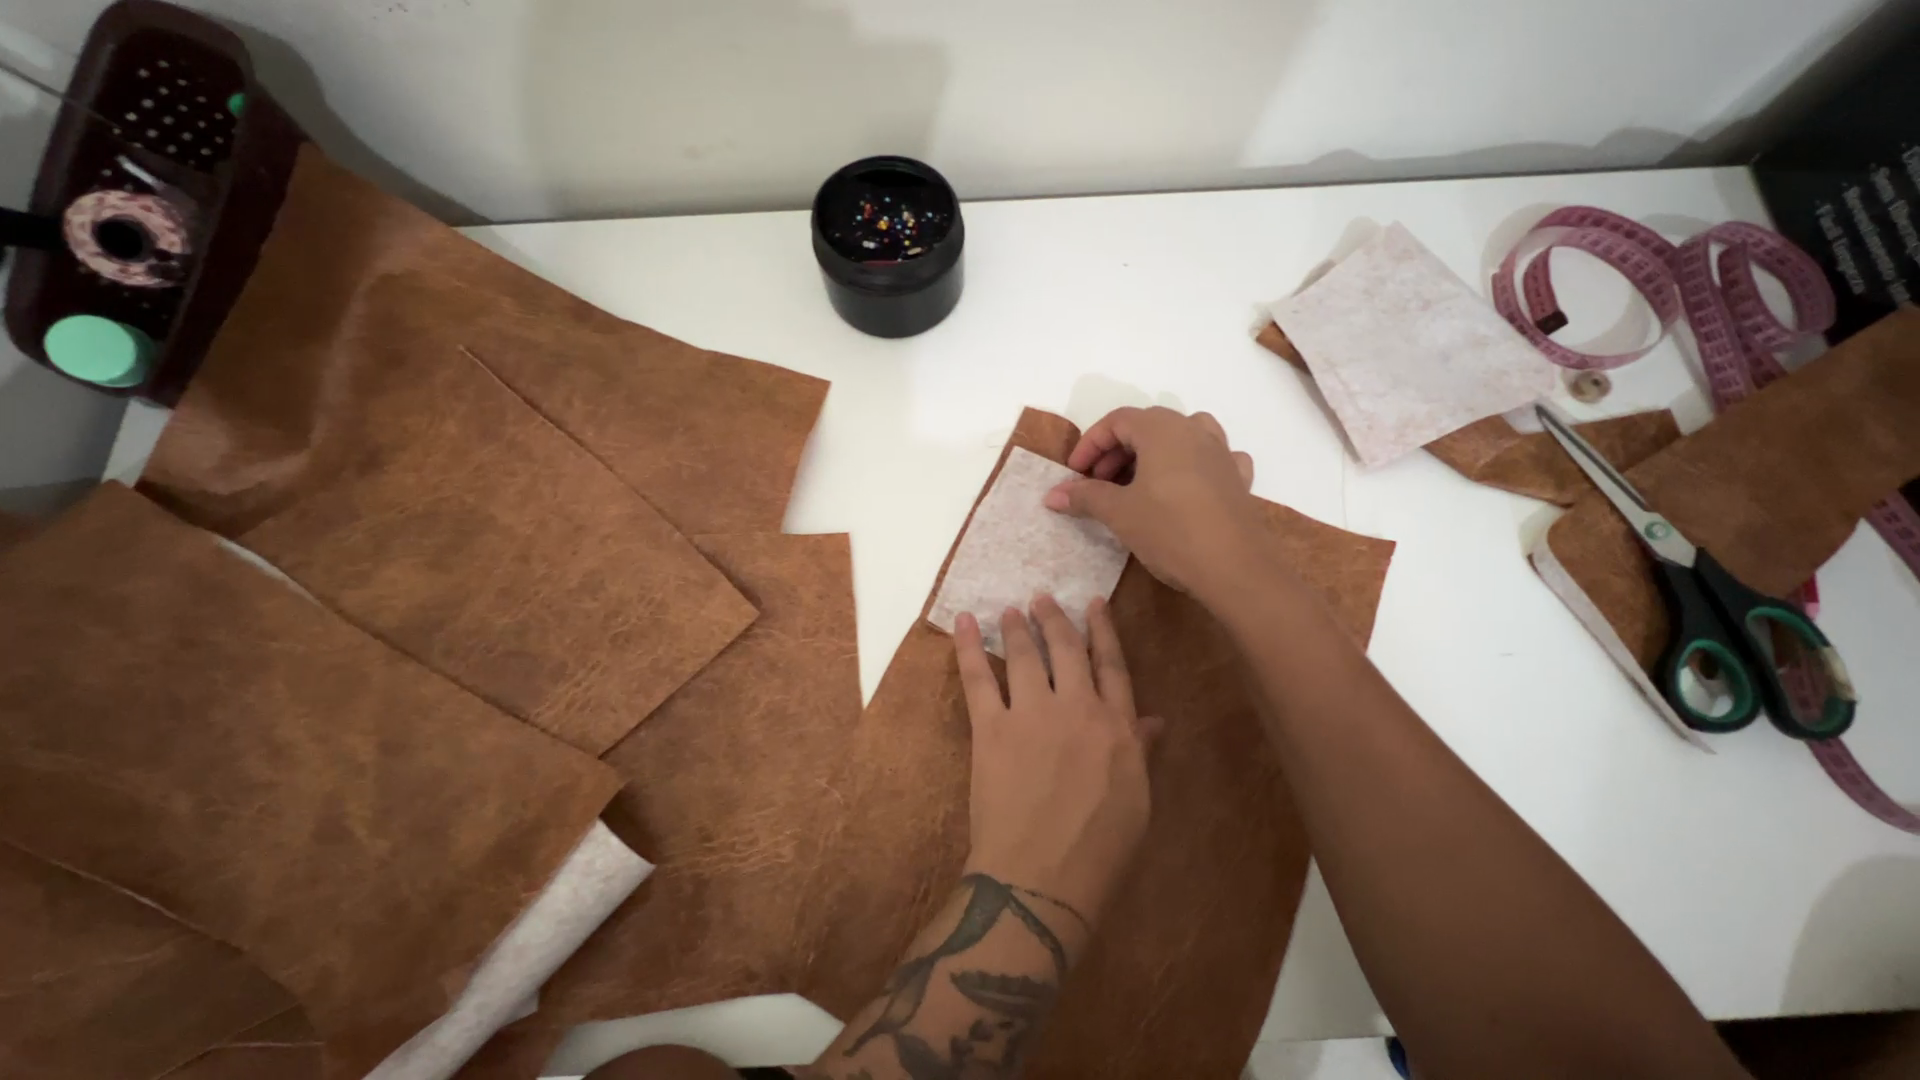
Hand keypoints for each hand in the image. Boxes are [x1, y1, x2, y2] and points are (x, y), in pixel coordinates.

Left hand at [956, 595, 1158, 924]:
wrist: (1044, 875)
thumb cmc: (1100, 850)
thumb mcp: (1137, 801)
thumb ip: (1140, 753)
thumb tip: (1153, 722)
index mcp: (1118, 727)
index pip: (1113, 666)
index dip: (1103, 631)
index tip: (1095, 603)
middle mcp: (1077, 708)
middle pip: (1067, 650)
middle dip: (1055, 619)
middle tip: (1043, 598)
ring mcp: (1032, 713)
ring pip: (1025, 655)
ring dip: (1017, 627)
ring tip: (1011, 608)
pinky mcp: (992, 727)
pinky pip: (978, 677)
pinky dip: (968, 647)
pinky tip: (964, 621)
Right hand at [1044, 407, 1267, 601]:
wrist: (1235, 568)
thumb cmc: (1170, 531)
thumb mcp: (1119, 513)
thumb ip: (1085, 497)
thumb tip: (1052, 494)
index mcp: (1162, 430)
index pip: (1116, 421)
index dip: (1090, 444)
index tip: (1074, 474)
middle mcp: (1194, 431)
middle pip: (1148, 426)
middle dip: (1117, 452)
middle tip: (1098, 484)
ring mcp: (1222, 453)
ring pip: (1182, 436)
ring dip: (1154, 454)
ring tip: (1138, 483)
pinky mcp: (1238, 479)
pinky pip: (1213, 458)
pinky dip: (1193, 466)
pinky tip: (1187, 487)